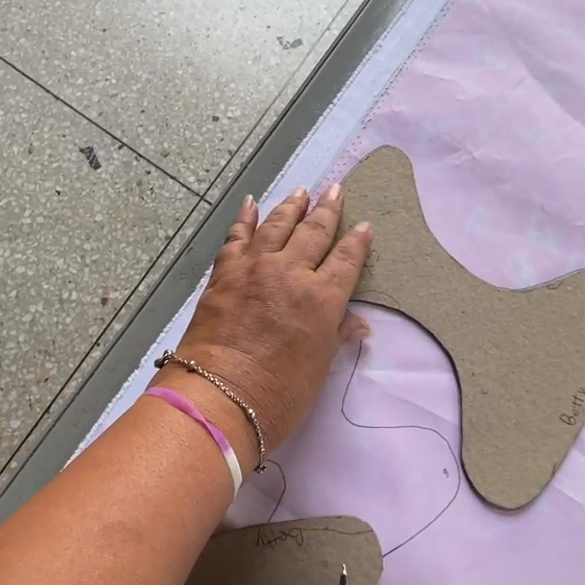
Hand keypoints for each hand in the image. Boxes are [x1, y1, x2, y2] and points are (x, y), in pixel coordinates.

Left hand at [161, 184, 371, 463]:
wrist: (219, 395)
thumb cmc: (279, 394)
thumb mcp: (319, 368)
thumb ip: (336, 336)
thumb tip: (359, 324)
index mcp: (322, 298)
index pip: (345, 260)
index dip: (357, 242)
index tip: (364, 225)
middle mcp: (291, 273)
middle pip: (314, 233)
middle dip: (328, 209)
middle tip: (336, 189)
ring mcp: (255, 268)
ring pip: (277, 226)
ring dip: (291, 207)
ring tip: (302, 191)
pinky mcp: (225, 272)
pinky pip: (238, 236)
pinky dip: (245, 218)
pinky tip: (251, 204)